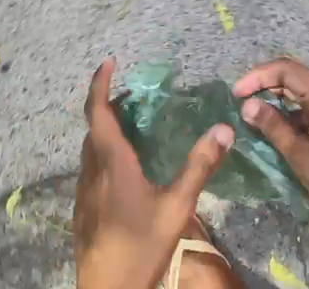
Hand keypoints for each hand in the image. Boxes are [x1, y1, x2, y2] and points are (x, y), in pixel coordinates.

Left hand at [74, 59, 233, 288]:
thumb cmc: (141, 246)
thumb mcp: (177, 206)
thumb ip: (200, 166)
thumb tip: (224, 128)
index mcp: (111, 162)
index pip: (98, 111)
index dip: (100, 83)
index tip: (109, 61)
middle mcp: (92, 170)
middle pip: (93, 127)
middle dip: (108, 103)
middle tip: (133, 93)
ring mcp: (84, 192)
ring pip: (90, 148)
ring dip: (105, 128)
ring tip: (132, 124)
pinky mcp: (84, 209)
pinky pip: (91, 167)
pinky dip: (104, 152)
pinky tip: (126, 168)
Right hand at [233, 59, 308, 225]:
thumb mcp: (301, 155)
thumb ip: (274, 127)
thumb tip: (248, 105)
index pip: (286, 70)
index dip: (259, 76)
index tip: (236, 93)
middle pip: (290, 77)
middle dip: (263, 84)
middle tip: (239, 100)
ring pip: (294, 94)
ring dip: (271, 99)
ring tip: (248, 113)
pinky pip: (299, 111)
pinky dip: (281, 115)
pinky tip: (267, 128)